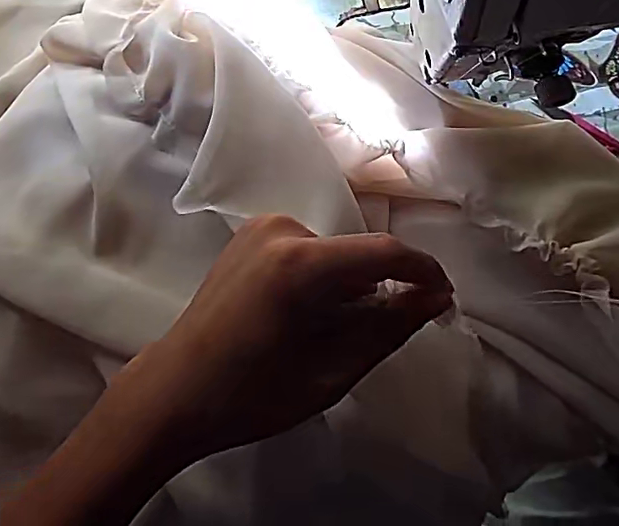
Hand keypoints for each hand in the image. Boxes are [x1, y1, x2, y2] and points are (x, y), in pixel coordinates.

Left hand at [0, 215, 450, 524]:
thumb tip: (435, 297)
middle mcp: (282, 228)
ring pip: (333, 251)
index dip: (421, 270)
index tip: (444, 296)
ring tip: (323, 329)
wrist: (175, 389)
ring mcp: (262, 224)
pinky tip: (299, 311)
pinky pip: (308, 247)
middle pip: (355, 254)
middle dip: (376, 288)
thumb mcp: (330, 373)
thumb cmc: (252, 394)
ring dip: (345, 283)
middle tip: (372, 333)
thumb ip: (388, 328)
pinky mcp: (251, 230)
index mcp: (300, 264)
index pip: (381, 252)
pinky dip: (320, 274)